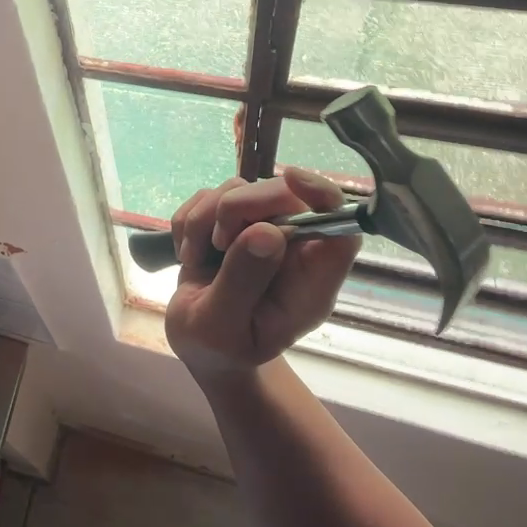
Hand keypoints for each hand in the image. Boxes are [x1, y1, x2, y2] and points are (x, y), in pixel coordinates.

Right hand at [164, 167, 361, 380]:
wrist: (197, 344)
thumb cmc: (217, 348)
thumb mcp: (221, 327)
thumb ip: (243, 283)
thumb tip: (267, 232)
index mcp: (308, 284)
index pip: (339, 228)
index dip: (323, 197)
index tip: (289, 178)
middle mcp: (291, 251)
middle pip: (282, 195)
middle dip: (238, 207)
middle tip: (215, 241)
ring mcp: (260, 232)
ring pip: (239, 189)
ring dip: (204, 217)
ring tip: (193, 256)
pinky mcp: (230, 222)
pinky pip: (209, 196)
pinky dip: (189, 219)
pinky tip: (187, 252)